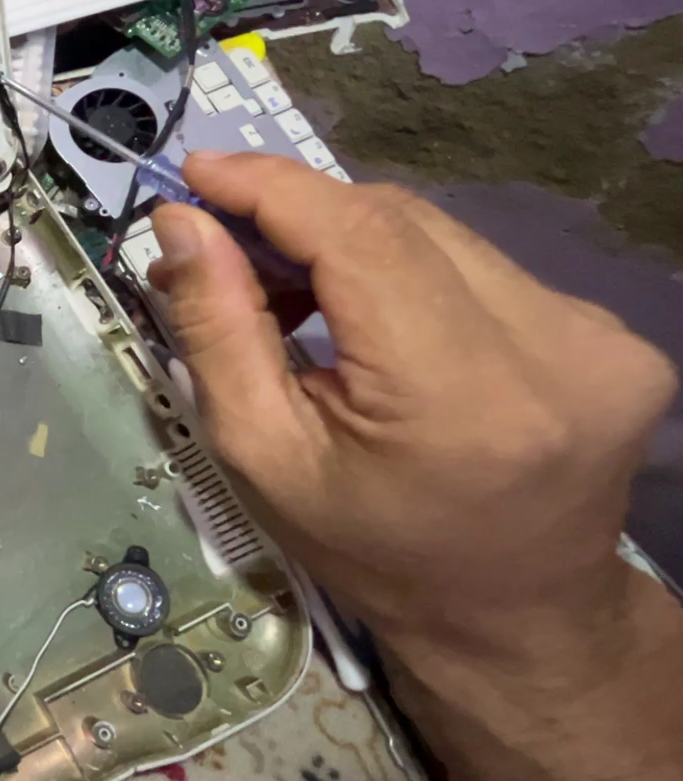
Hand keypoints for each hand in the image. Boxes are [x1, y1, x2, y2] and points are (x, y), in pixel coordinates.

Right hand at [146, 152, 675, 663]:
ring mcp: (594, 332)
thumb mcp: (253, 445)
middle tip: (208, 244)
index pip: (360, 237)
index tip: (192, 171)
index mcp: (459, 392)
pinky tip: (342, 309)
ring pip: (427, 231)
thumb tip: (180, 225)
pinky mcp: (599, 330)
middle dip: (285, 213)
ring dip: (330, 238)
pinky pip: (460, 259)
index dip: (269, 187)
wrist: (504, 609)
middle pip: (393, 220)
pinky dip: (380, 263)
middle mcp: (553, 345)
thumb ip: (214, 327)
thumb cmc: (357, 541)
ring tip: (270, 289)